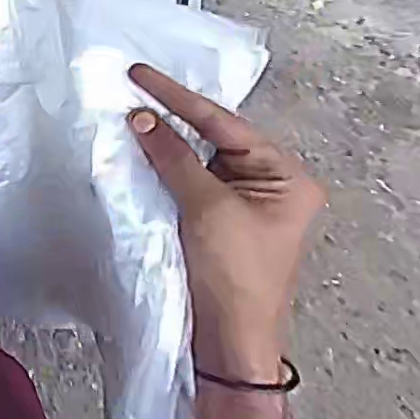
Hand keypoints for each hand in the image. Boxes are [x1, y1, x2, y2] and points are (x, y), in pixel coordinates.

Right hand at [127, 63, 323, 382]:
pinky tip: (144, 147)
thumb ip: (173, 157)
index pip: (224, 124)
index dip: (178, 98)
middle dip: (173, 115)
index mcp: (285, 176)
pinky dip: (166, 164)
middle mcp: (269, 182)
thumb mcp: (206, 208)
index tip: (140, 74)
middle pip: (214, 136)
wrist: (228, 343)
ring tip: (134, 111)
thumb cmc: (233, 276)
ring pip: (199, 156)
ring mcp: (244, 200)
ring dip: (166, 139)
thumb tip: (140, 117)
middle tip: (135, 86)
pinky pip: (190, 178)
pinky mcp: (220, 217)